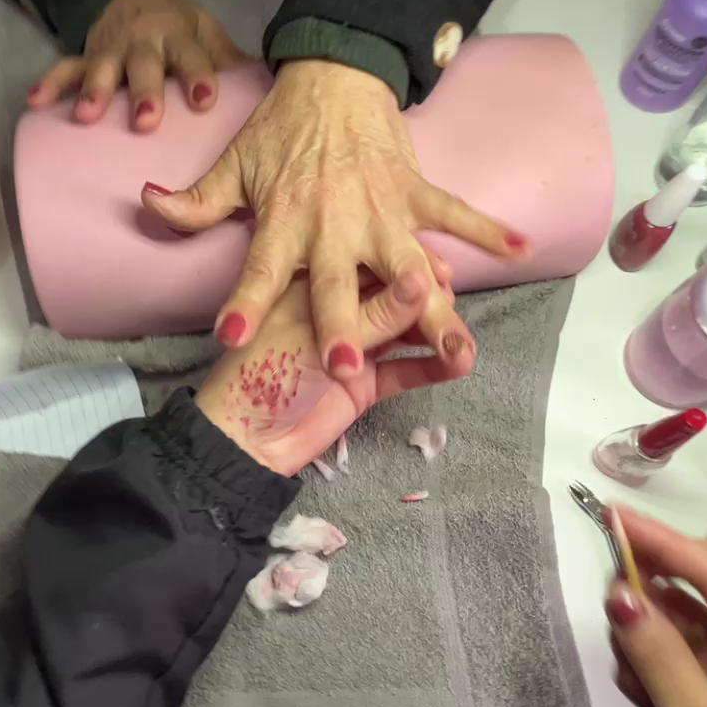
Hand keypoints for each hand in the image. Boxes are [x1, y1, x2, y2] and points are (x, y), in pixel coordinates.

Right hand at [29, 0, 246, 131]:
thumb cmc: (182, 31)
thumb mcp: (209, 37)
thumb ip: (230, 64)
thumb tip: (268, 91)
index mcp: (180, 38)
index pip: (193, 57)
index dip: (198, 75)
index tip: (205, 99)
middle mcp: (145, 43)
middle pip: (145, 67)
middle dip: (145, 92)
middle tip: (147, 122)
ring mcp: (112, 50)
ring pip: (102, 69)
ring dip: (95, 92)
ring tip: (88, 117)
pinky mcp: (86, 56)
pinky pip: (65, 69)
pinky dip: (50, 84)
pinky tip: (35, 102)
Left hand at [145, 58, 529, 383]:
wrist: (333, 74)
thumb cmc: (282, 131)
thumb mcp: (234, 166)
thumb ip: (195, 201)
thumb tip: (145, 205)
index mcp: (284, 220)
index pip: (257, 268)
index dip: (242, 301)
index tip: (230, 337)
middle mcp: (332, 222)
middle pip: (337, 281)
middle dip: (341, 323)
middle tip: (345, 365)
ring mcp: (380, 208)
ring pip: (408, 263)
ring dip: (432, 304)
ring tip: (459, 346)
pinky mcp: (415, 190)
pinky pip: (453, 212)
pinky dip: (486, 227)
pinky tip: (522, 247)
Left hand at [194, 266, 461, 476]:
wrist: (241, 442)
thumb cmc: (261, 373)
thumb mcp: (317, 335)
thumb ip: (372, 314)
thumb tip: (424, 281)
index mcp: (315, 284)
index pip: (366, 264)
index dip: (404, 265)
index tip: (439, 269)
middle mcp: (336, 309)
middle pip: (392, 298)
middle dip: (427, 301)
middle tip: (453, 299)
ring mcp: (353, 348)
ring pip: (404, 334)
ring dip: (435, 338)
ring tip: (466, 344)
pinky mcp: (364, 384)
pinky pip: (403, 372)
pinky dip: (430, 369)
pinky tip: (459, 366)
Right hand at [606, 509, 706, 706]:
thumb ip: (658, 656)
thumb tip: (618, 589)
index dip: (663, 540)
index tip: (609, 515)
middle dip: (659, 578)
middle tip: (609, 582)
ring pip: (693, 620)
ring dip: (653, 630)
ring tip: (631, 669)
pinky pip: (688, 656)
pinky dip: (657, 662)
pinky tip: (643, 691)